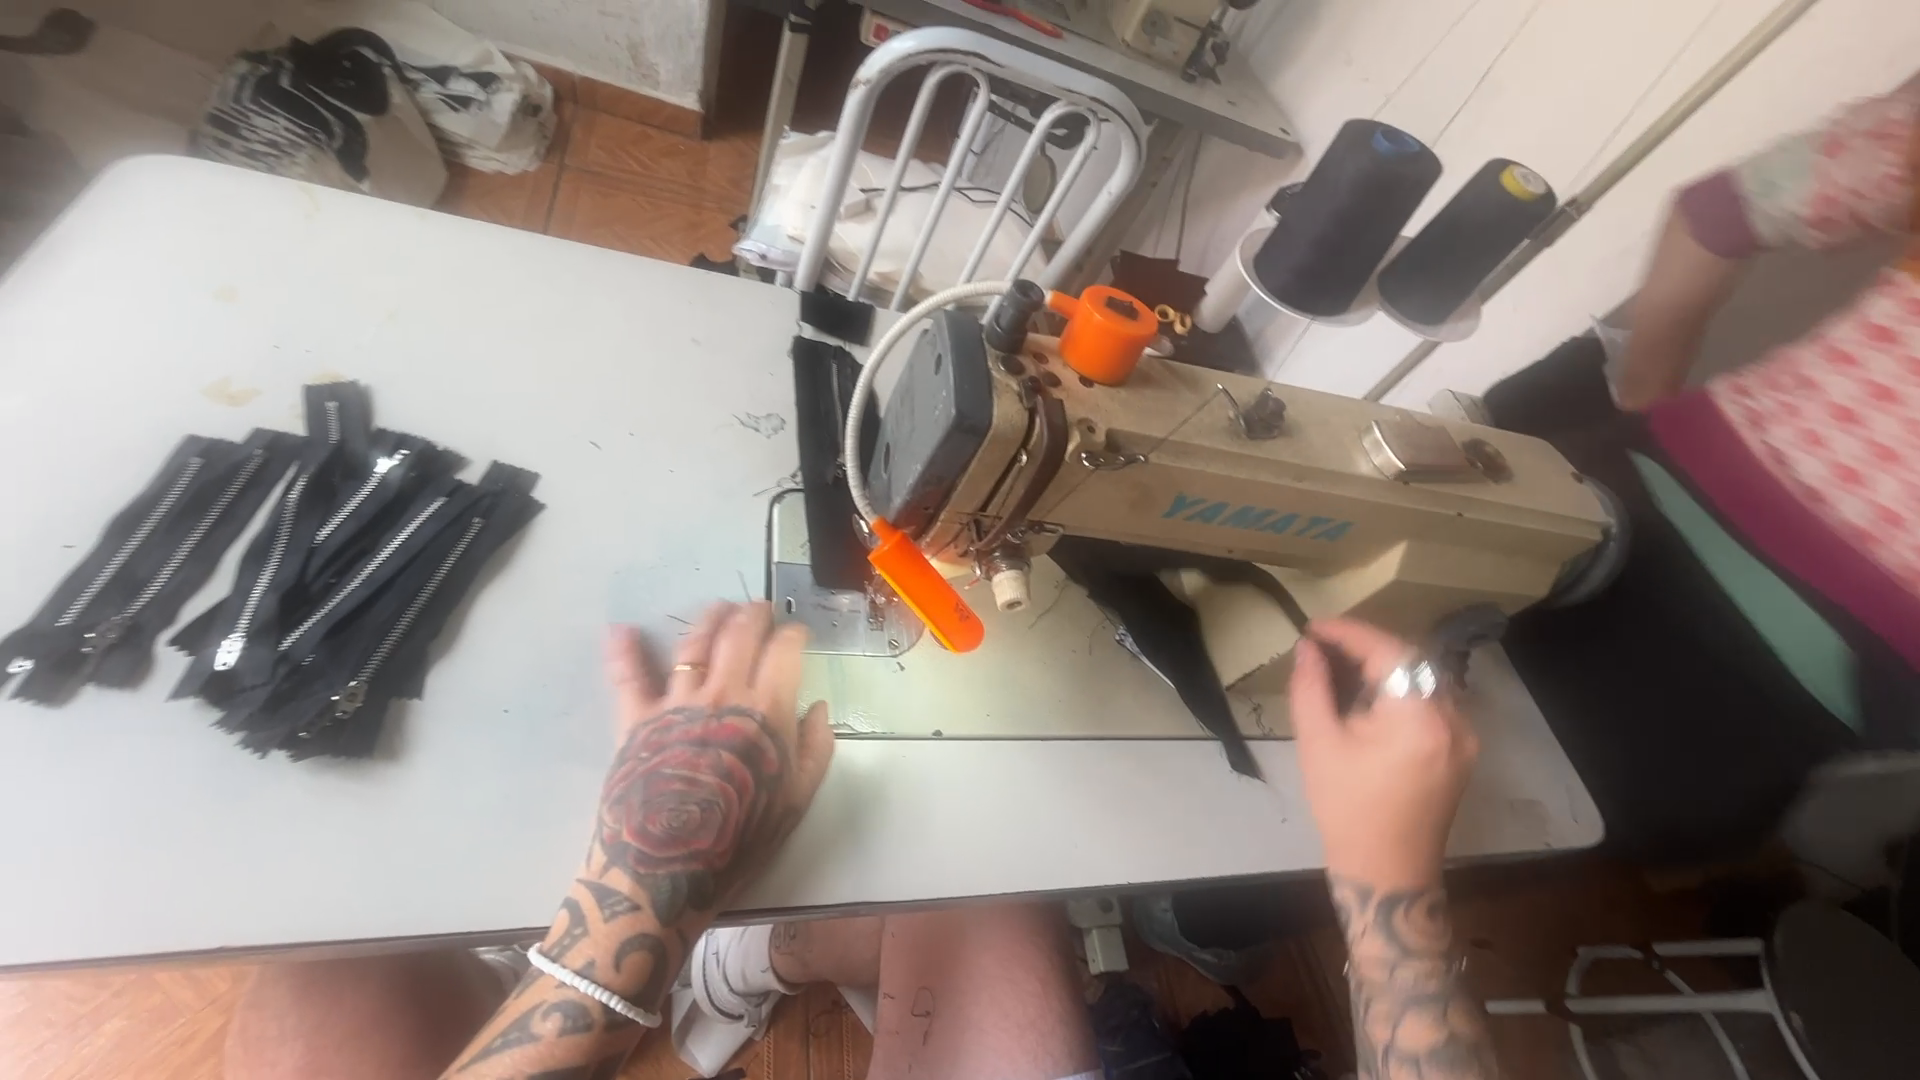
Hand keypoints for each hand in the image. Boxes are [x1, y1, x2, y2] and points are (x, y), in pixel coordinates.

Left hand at [530, 602, 832, 1012]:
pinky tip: (619, 629)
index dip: (794, 633)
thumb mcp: (797, 801)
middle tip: (760, 609)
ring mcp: (676, 703)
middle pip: (739, 634)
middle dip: (754, 614)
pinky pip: (628, 677)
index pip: (785, 650)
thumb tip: (816, 707)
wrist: (663, 874)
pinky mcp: (635, 720)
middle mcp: (722, 693)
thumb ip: (816, 750)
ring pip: (693, 644)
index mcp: (767, 710)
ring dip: (709, 619)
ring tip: (719, 609)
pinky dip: (622, 651)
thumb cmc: (738, 840)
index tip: (798, 632)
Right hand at [1288, 619, 1477, 888]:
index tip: (1313, 627)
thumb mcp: (1317, 742)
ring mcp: (1464, 736)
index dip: (1349, 632)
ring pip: (1424, 678)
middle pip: (1412, 661)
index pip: (1390, 652)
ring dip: (1383, 665)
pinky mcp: (1461, 749)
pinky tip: (1366, 694)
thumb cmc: (1345, 807)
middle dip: (1365, 646)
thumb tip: (1308, 648)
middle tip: (1322, 644)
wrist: (1386, 869)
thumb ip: (1311, 686)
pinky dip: (1399, 687)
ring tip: (1338, 664)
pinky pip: (1431, 700)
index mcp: (1420, 720)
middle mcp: (1454, 721)